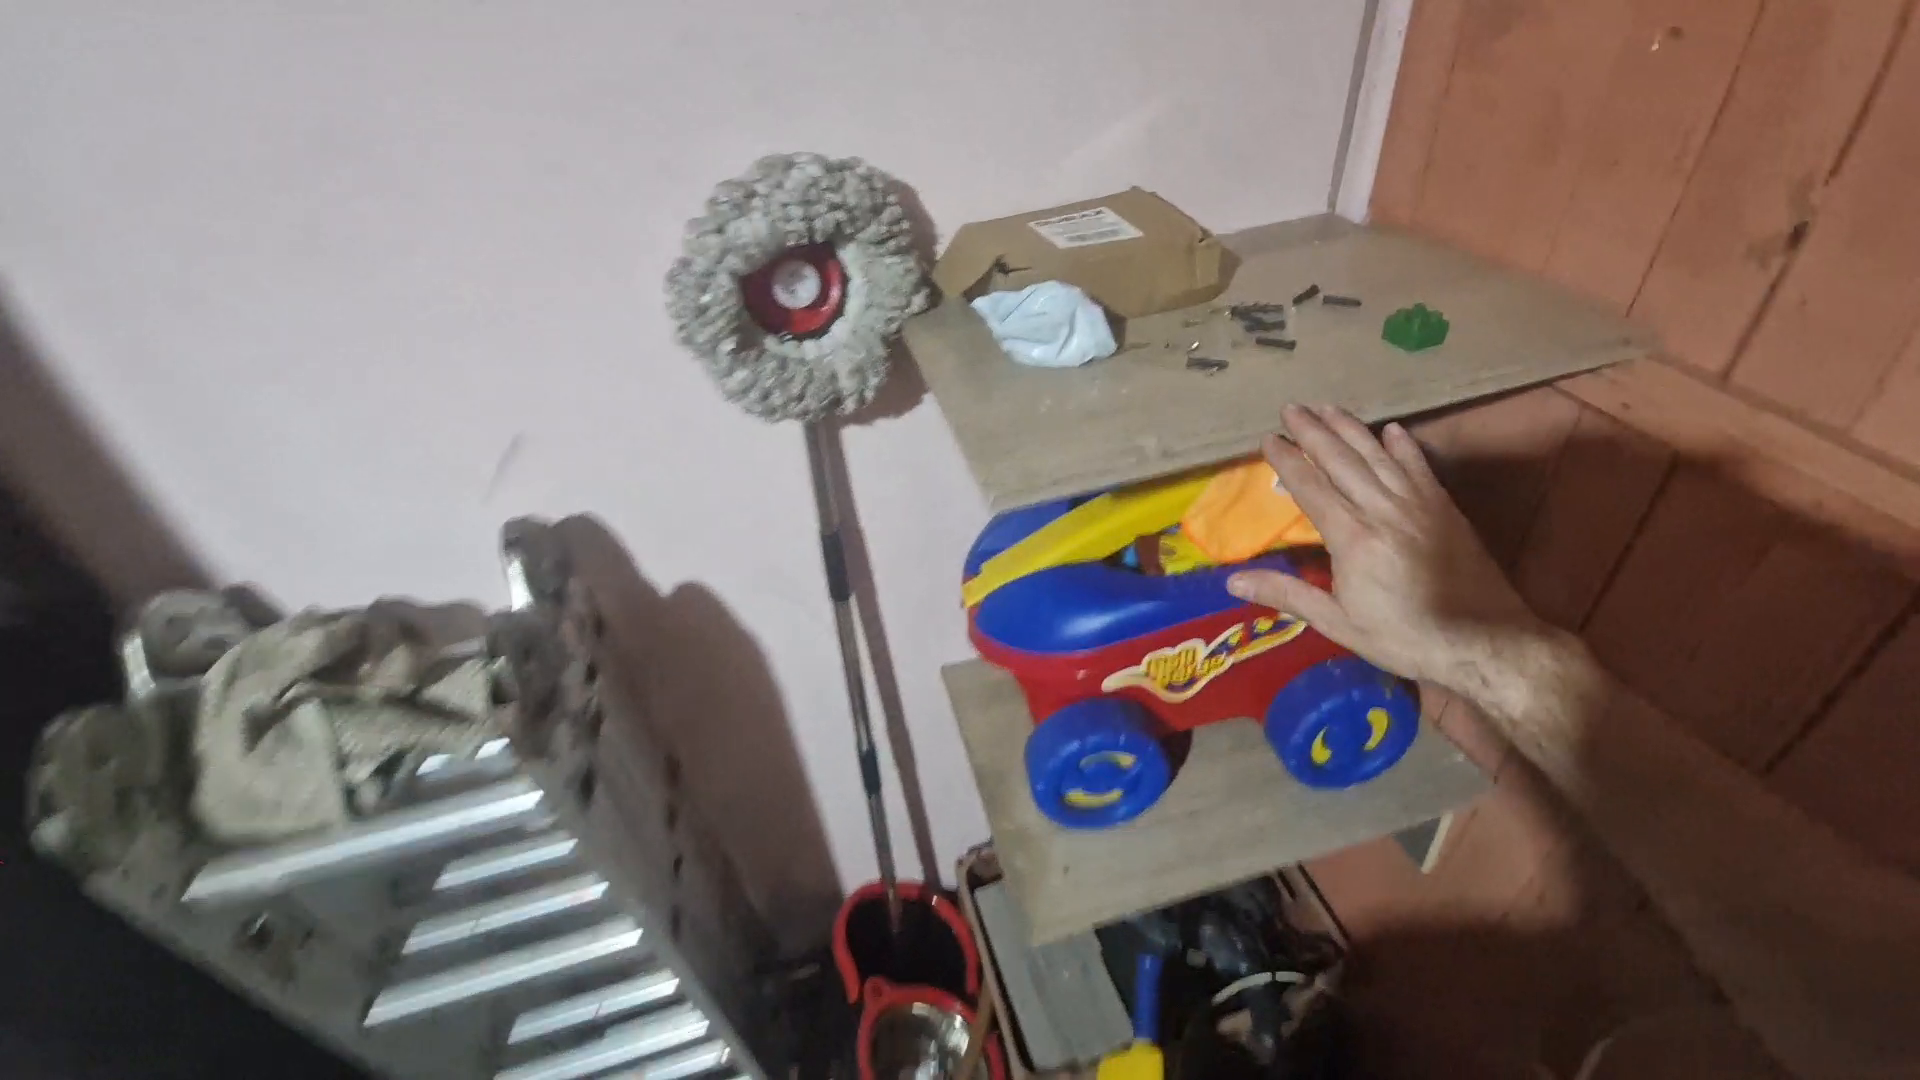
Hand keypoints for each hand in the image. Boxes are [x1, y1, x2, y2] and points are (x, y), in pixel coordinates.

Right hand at [1226, 404, 1550, 695]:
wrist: (1484, 642)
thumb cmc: (1404, 637)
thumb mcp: (1338, 623)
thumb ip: (1287, 594)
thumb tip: (1232, 581)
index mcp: (1353, 538)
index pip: (1312, 488)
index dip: (1288, 461)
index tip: (1268, 439)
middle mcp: (1384, 510)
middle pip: (1342, 461)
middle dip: (1313, 432)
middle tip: (1291, 408)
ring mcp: (1419, 505)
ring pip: (1378, 456)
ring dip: (1350, 429)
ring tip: (1328, 407)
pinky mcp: (1445, 509)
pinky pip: (1419, 468)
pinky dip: (1403, 446)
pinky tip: (1391, 429)